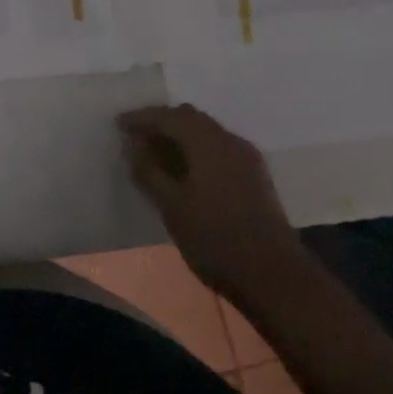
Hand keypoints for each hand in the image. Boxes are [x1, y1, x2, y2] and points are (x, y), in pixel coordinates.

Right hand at [118, 105, 307, 295]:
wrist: (274, 277)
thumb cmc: (215, 239)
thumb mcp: (171, 206)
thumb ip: (149, 170)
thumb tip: (132, 144)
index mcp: (208, 143)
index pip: (169, 116)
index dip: (141, 117)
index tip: (118, 124)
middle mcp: (230, 141)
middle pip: (191, 118)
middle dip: (162, 123)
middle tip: (136, 138)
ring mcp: (247, 159)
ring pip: (207, 133)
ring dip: (180, 136)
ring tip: (156, 155)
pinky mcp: (255, 177)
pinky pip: (219, 149)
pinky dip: (197, 150)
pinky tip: (185, 171)